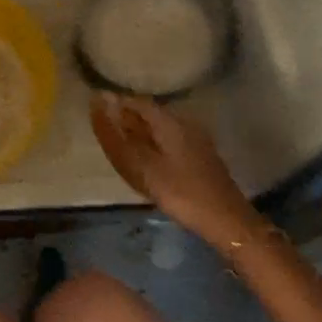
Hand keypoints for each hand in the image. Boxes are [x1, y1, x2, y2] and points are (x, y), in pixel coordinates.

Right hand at [90, 92, 266, 247]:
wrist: (225, 219)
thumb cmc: (180, 191)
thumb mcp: (140, 165)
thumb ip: (116, 136)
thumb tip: (98, 101)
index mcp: (171, 123)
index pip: (138, 102)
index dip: (116, 104)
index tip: (95, 113)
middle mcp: (185, 125)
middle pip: (151, 114)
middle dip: (127, 119)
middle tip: (105, 132)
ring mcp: (196, 140)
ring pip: (161, 128)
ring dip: (140, 134)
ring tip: (121, 147)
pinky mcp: (200, 156)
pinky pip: (170, 141)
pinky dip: (153, 145)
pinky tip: (146, 160)